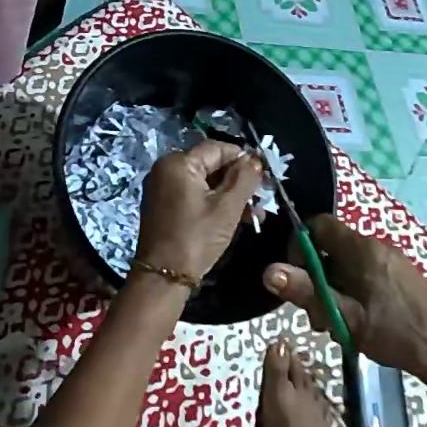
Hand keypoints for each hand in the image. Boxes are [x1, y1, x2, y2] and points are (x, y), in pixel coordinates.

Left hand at [134, 140, 262, 280]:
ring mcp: (162, 187)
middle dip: (237, 180)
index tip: (264, 176)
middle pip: (210, 164)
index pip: (217, 148)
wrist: (163, 278)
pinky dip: (212, 201)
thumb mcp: (227, 207)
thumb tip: (255, 159)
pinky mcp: (162, 204)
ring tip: (254, 214)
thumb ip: (244, 178)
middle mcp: (166, 168)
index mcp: (178, 163)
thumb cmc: (196, 238)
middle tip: (261, 198)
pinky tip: (234, 217)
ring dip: (229, 194)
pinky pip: (193, 193)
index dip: (243, 159)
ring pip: (203, 181)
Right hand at [262, 215, 426, 379]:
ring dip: (333, 290)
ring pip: (346, 265)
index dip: (299, 246)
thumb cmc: (396, 334)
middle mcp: (375, 246)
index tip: (295, 278)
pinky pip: (363, 274)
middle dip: (315, 277)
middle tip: (317, 315)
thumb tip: (270, 272)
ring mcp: (390, 260)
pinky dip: (351, 293)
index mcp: (361, 249)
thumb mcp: (345, 317)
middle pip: (330, 248)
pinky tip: (356, 324)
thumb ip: (308, 293)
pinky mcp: (399, 276)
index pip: (318, 225)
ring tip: (336, 326)